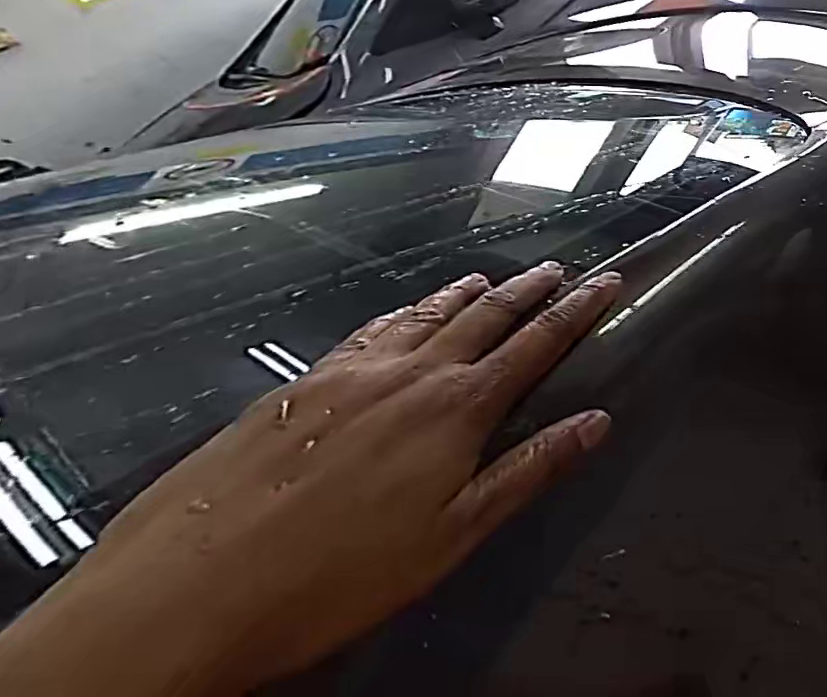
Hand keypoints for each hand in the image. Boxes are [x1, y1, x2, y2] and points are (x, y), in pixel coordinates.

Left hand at [0, 263, 622, 696]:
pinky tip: (405, 311)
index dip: (578, 309)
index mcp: (458, 408)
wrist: (175, 604)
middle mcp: (413, 375)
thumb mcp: (454, 533)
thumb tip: (598, 421)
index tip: (607, 281)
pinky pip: (368, 331)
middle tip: (558, 268)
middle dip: (530, 289)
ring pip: (426, 315)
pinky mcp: (299, 387)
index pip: (538, 343)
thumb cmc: (338, 574)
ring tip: (490, 276)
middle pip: (486, 315)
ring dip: (466, 292)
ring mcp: (351, 375)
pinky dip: (403, 311)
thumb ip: (531, 468)